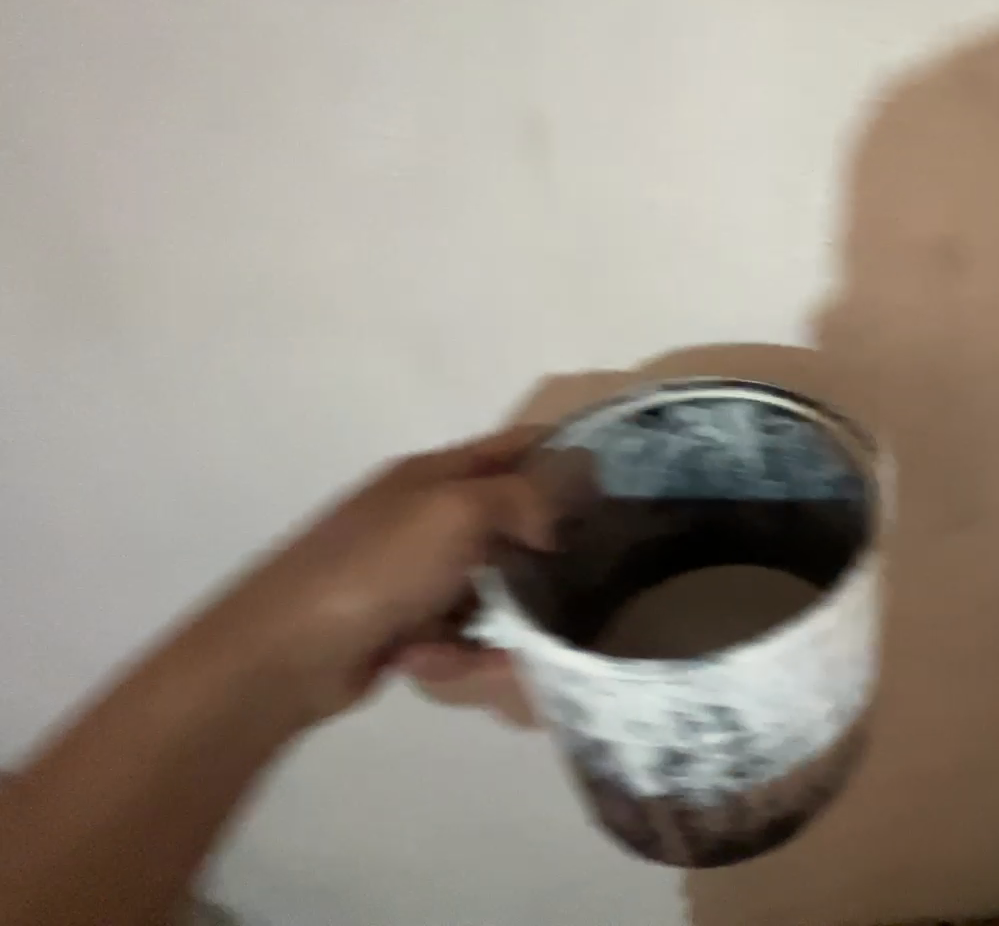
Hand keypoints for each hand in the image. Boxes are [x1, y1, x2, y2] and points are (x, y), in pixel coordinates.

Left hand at [189, 427, 555, 724]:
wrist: (277, 659)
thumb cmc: (376, 568)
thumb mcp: (459, 510)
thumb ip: (524, 498)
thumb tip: (554, 527)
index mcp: (436, 474)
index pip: (518, 445)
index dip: (566, 452)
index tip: (615, 480)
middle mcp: (428, 516)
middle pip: (513, 516)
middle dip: (547, 541)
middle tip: (588, 562)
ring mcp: (416, 571)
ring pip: (496, 579)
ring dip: (508, 607)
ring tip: (518, 632)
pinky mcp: (409, 622)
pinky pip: (467, 627)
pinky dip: (473, 645)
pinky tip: (468, 657)